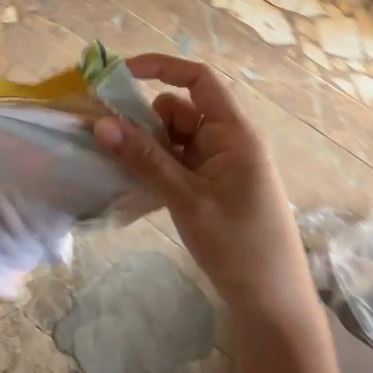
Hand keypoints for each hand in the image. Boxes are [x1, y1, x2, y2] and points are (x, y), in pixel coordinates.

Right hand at [92, 54, 317, 323]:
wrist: (272, 305)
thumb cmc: (239, 246)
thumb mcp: (187, 200)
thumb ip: (144, 159)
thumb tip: (100, 123)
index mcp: (234, 134)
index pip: (198, 80)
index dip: (161, 67)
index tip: (121, 73)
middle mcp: (227, 141)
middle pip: (177, 109)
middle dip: (145, 120)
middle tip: (115, 145)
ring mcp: (218, 164)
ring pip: (171, 136)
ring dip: (146, 147)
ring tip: (125, 171)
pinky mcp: (209, 186)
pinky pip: (174, 161)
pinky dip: (153, 166)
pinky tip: (135, 186)